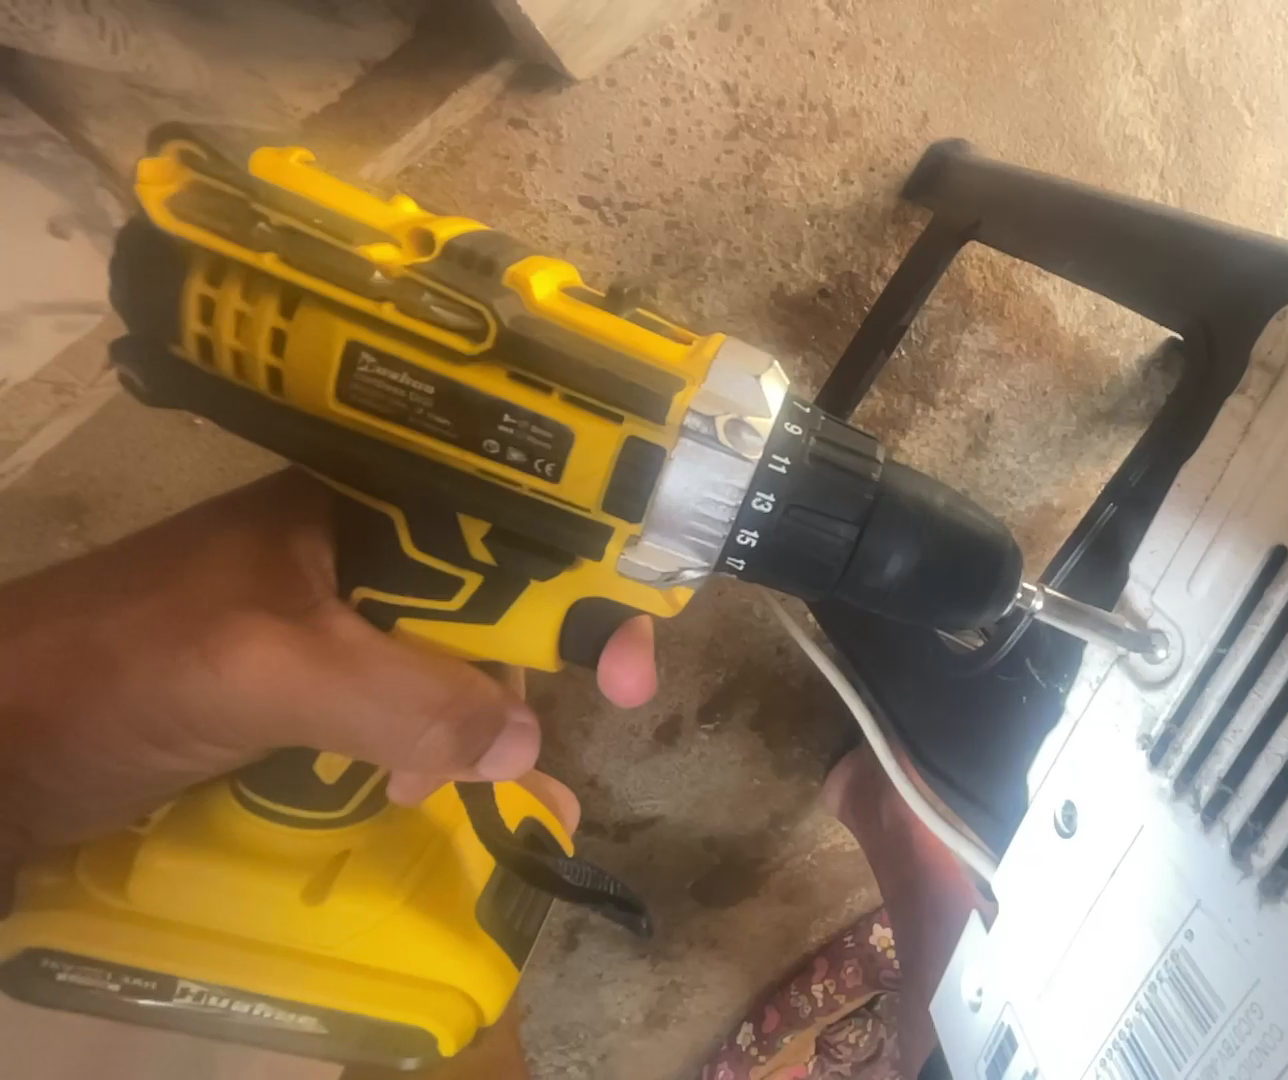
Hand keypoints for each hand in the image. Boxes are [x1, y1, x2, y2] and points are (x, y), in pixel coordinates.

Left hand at [0, 471, 656, 871]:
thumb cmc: (121, 668)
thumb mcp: (272, 671)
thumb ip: (405, 697)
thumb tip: (527, 743)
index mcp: (382, 510)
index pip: (521, 529)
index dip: (590, 585)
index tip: (629, 663)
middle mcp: (389, 551)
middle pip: (514, 594)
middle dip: (551, 659)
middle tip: (612, 704)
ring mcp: (366, 616)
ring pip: (476, 655)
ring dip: (490, 720)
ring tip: (463, 782)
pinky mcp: (344, 673)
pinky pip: (431, 700)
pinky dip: (449, 744)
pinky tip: (430, 786)